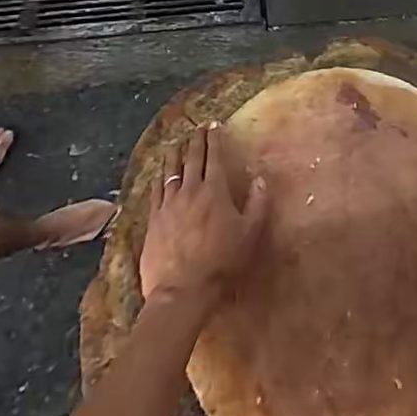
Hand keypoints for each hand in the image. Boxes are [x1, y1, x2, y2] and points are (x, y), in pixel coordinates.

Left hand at [139, 126, 270, 305]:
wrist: (182, 290)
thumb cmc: (221, 263)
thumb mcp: (250, 234)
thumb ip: (258, 204)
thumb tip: (261, 178)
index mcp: (214, 191)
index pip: (214, 156)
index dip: (214, 138)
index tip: (214, 125)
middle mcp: (190, 190)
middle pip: (192, 158)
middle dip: (196, 140)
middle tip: (198, 128)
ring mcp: (169, 203)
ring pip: (171, 170)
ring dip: (175, 153)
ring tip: (176, 143)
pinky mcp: (154, 218)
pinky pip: (156, 191)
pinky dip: (159, 178)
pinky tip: (158, 174)